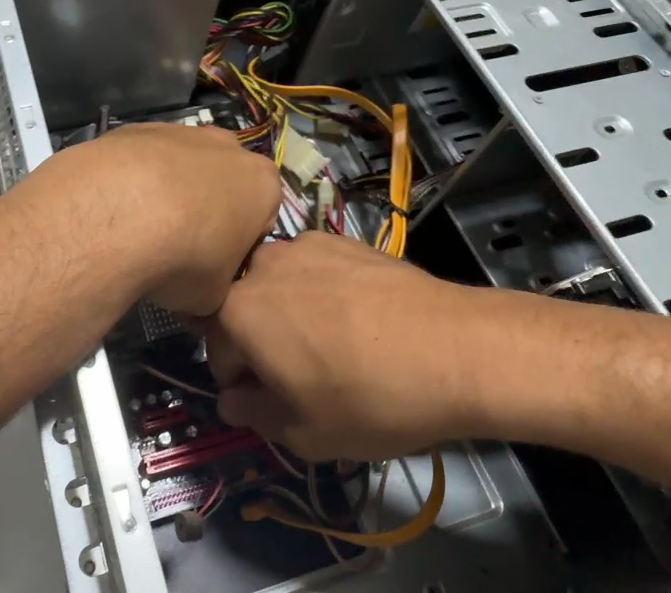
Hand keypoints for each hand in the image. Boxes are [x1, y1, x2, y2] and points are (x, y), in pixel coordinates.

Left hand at [9, 123, 279, 315]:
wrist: (120, 213)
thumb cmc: (185, 258)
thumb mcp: (213, 297)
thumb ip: (219, 287)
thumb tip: (201, 292)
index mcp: (263, 184)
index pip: (260, 218)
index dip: (238, 246)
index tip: (213, 266)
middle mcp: (228, 147)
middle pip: (223, 184)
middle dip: (206, 211)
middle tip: (177, 248)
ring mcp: (181, 132)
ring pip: (182, 168)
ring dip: (168, 194)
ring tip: (139, 230)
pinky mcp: (138, 127)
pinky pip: (144, 159)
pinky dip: (135, 180)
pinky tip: (117, 208)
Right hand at [203, 233, 519, 459]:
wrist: (454, 348)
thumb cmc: (370, 398)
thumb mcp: (304, 433)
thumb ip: (254, 415)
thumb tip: (233, 400)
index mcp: (236, 313)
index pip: (216, 353)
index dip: (241, 385)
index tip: (273, 401)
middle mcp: (259, 267)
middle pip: (244, 311)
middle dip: (262, 342)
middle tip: (303, 374)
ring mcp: (302, 246)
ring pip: (279, 286)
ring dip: (290, 312)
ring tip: (335, 342)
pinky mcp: (341, 239)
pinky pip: (314, 269)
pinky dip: (322, 291)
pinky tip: (359, 318)